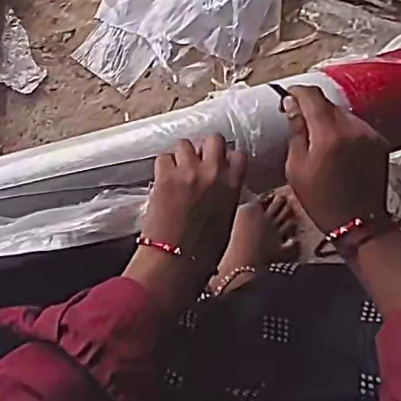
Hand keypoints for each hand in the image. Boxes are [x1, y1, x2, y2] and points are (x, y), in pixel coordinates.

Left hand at [128, 135, 245, 305]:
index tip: (217, 163)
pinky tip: (163, 180)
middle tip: (195, 161)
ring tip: (176, 171)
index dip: (225, 157)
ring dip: (180, 155)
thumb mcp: (226, 218)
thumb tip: (217, 184)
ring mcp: (189, 172)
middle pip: (212, 139)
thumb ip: (225, 194)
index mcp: (233, 186)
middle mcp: (213, 173)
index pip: (237, 154)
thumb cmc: (203, 250)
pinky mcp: (166, 176)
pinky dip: (163, 166)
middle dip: (203, 147)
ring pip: (184, 144)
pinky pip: (164, 157)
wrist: (176, 261)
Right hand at [281, 85, 389, 234]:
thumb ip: (296, 132)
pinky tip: (336, 147)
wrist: (359, 223)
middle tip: (299, 119)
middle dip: (312, 107)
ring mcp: (370, 135)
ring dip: (329, 119)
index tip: (288, 96)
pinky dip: (344, 130)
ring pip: (343, 114)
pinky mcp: (380, 142)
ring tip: (318, 138)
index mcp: (329, 135)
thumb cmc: (320, 199)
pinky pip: (356, 126)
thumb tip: (291, 105)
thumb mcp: (296, 167)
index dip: (298, 92)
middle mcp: (353, 129)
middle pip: (329, 104)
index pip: (312, 96)